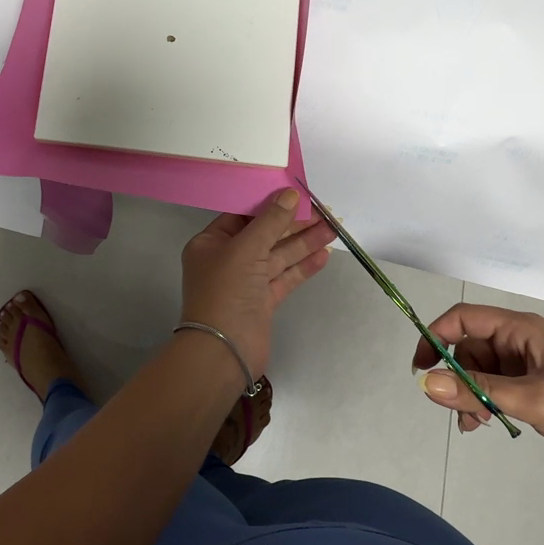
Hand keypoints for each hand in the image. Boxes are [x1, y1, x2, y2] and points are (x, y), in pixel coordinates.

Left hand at [180, 189, 334, 383]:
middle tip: (323, 211)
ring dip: (304, 243)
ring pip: (278, 256)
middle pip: (264, 235)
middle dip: (293, 224)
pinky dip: (303, 266)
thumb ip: (270, 222)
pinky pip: (284, 277)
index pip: (241, 216)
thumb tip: (290, 194)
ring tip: (332, 228)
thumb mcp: (246, 249)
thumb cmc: (226, 292)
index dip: (268, 204)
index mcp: (210, 243)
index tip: (295, 193)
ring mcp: (246, 282)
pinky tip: (323, 254)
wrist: (223, 351)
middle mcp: (227, 260)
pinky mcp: (262, 302)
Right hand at [413, 304, 543, 491]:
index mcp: (523, 330)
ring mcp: (531, 367)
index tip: (420, 369)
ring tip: (474, 426)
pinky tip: (486, 426)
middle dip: (455, 376)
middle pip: (469, 348)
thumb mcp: (530, 401)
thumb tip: (425, 384)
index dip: (436, 337)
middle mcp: (523, 342)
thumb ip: (476, 392)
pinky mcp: (537, 391)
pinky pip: (496, 389)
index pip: (464, 319)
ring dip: (469, 394)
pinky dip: (484, 404)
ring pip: (480, 371)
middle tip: (455, 409)